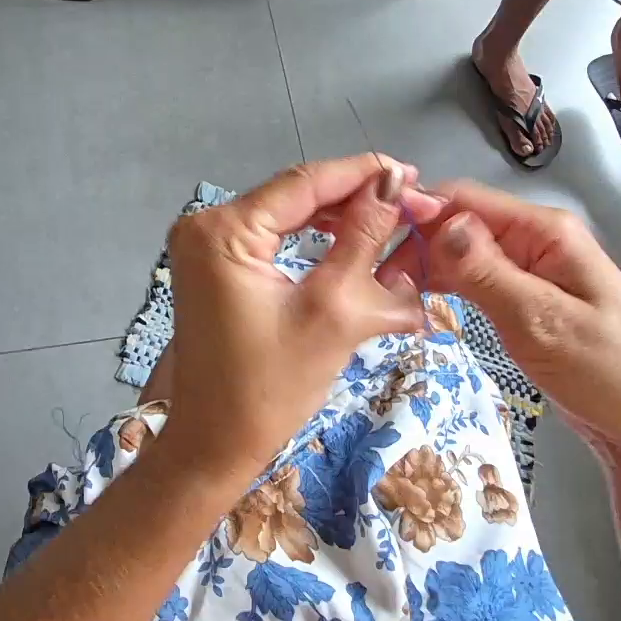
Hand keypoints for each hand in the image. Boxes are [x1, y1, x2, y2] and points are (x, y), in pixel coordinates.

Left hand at [160, 155, 444, 480]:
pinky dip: (312, 238)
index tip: (415, 173)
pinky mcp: (215, 265)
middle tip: (414, 203)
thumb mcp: (330, 311)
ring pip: (287, 214)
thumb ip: (362, 239)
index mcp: (223, 230)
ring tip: (393, 220)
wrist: (215, 446)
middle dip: (356, 198)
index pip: (305, 182)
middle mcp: (206, 224)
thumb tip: (395, 182)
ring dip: (338, 217)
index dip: (364, 173)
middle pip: (295, 195)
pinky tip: (351, 237)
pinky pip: (273, 237)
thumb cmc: (271, 389)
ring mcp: (206, 245)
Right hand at [382, 181, 620, 465]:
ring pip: (463, 253)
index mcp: (545, 231)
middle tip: (377, 282)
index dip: (418, 212)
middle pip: (460, 224)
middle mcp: (536, 240)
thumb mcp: (541, 320)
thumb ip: (486, 270)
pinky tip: (420, 303)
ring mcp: (531, 271)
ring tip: (390, 294)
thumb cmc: (608, 372)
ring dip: (427, 267)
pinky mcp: (525, 301)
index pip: (466, 200)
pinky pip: (476, 280)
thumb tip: (436, 220)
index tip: (374, 242)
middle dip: (417, 243)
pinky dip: (447, 287)